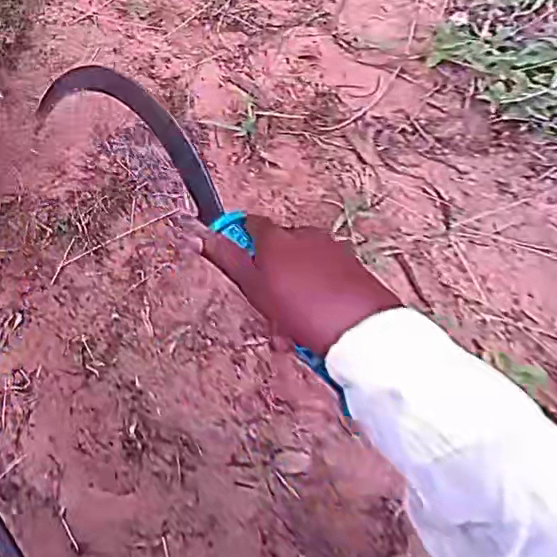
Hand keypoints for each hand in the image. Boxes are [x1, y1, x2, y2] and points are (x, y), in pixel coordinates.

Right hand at [196, 215, 400, 355]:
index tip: (232, 260)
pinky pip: (322, 280)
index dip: (237, 240)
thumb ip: (224, 257)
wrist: (362, 332)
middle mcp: (305, 235)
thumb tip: (194, 235)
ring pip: (298, 269)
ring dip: (288, 295)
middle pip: (275, 251)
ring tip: (288, 331)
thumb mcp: (252, 285)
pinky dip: (313, 298)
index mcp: (277, 236)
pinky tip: (310, 328)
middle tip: (264, 310)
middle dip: (266, 280)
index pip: (248, 223)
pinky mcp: (353, 269)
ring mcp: (332, 250)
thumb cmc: (303, 308)